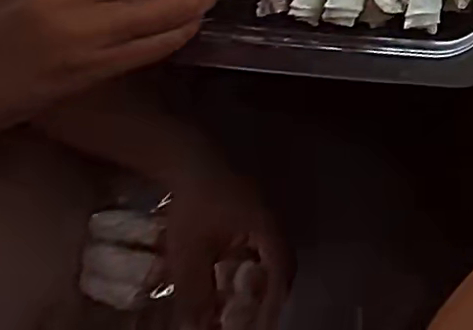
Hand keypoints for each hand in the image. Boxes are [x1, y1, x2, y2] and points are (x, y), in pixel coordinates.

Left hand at [164, 171, 287, 329]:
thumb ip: (196, 296)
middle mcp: (270, 218)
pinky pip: (255, 240)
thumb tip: (198, 329)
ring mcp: (260, 208)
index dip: (276, 299)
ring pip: (266, 249)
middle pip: (279, 259)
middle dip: (267, 290)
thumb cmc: (196, 206)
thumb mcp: (191, 256)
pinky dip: (245, 261)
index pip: (283, 269)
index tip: (264, 322)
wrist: (189, 160)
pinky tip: (223, 271)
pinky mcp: (247, 205)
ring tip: (235, 298)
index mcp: (267, 228)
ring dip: (255, 275)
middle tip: (250, 313)